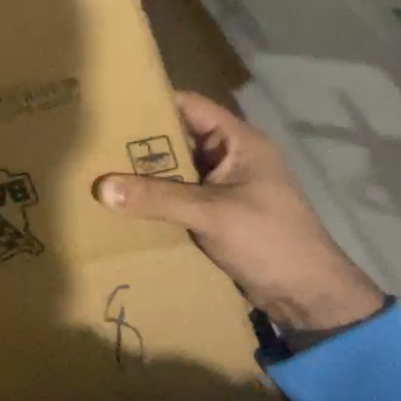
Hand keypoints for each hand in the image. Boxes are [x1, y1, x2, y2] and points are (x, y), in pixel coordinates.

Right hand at [94, 92, 385, 338]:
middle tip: (89, 136)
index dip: (150, 100)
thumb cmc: (272, 242)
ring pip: (171, 166)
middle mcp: (229, 157)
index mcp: (239, 142)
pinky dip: (150, 195)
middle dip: (135, 138)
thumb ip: (157, 198)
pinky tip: (119, 199)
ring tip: (95, 165)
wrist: (311, 300)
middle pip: (173, 135)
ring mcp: (221, 186)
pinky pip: (174, 193)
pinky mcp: (213, 212)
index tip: (106, 102)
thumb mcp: (213, 214)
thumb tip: (100, 187)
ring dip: (140, 170)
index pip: (188, 105)